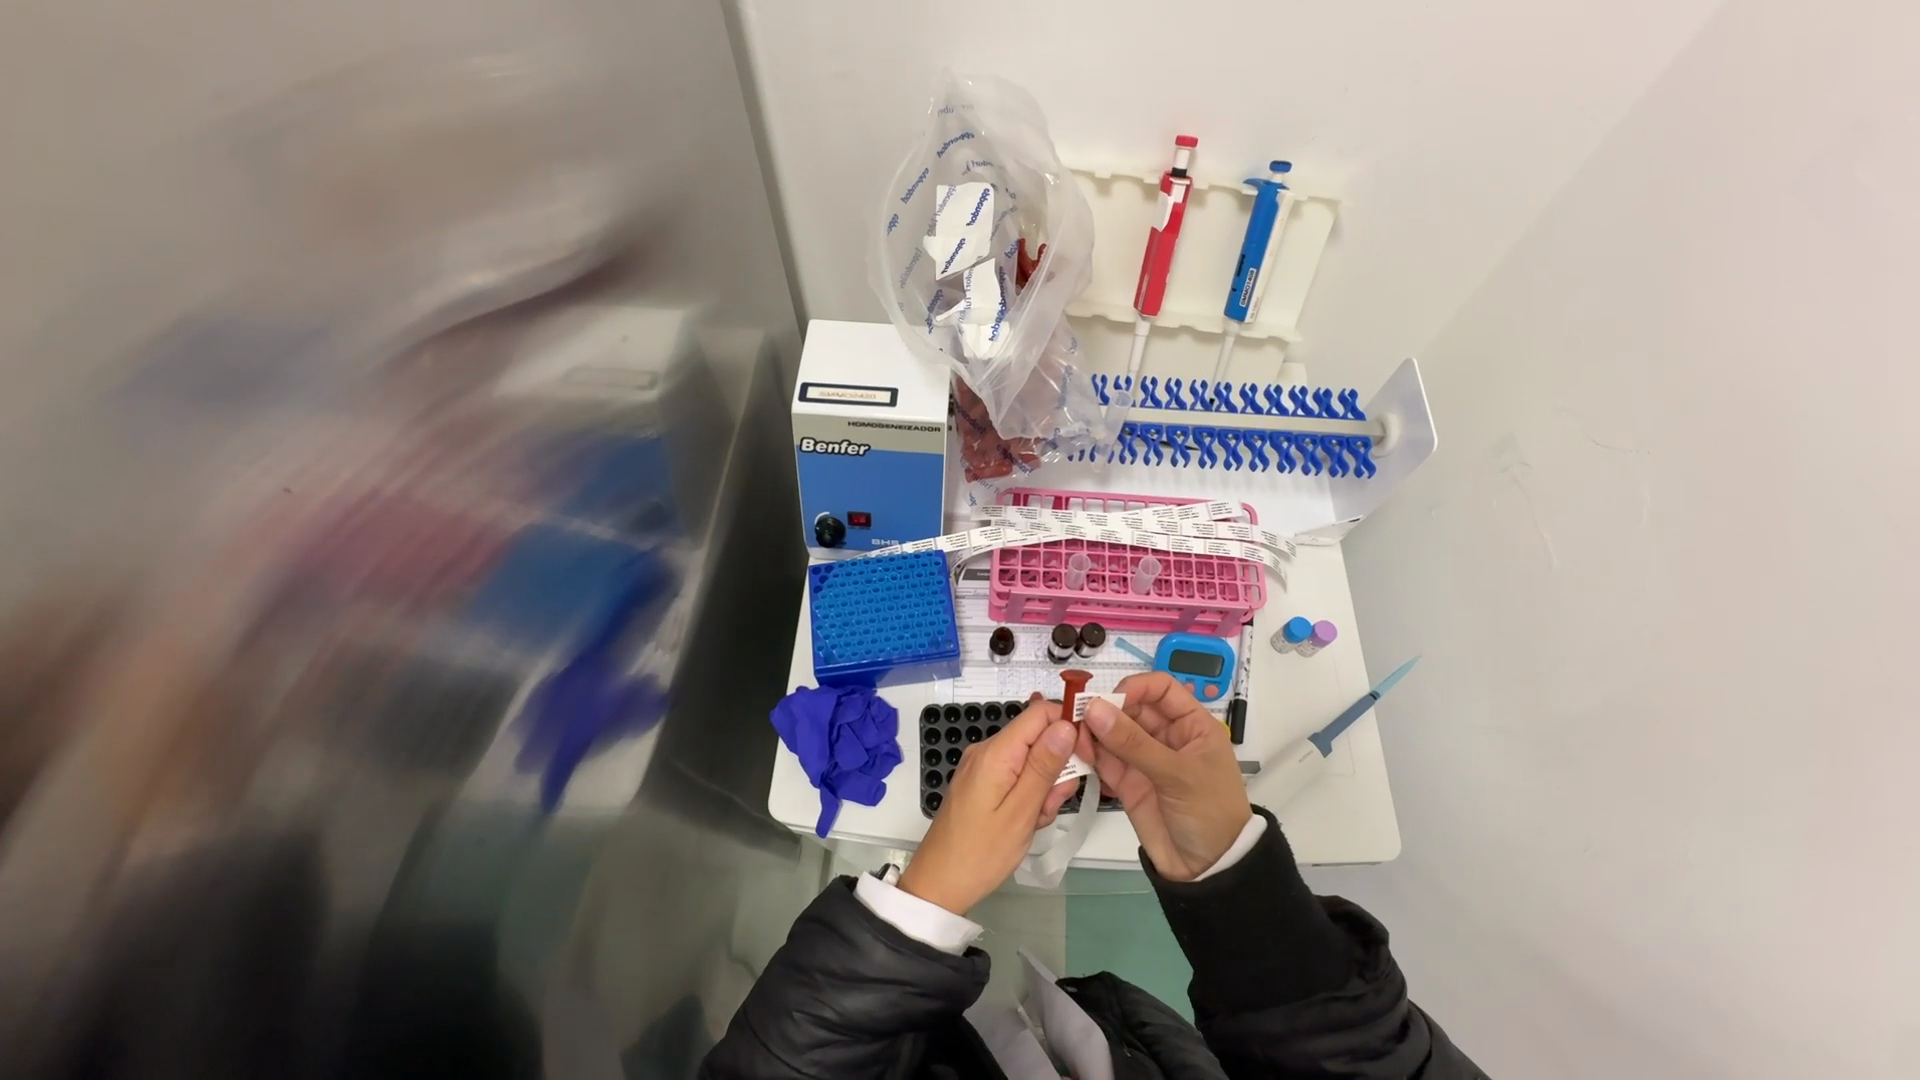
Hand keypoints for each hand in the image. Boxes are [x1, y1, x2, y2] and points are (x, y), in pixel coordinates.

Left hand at [898, 696, 1079, 913]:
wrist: (939, 884)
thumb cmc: (980, 853)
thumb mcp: (1021, 812)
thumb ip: (1044, 766)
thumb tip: (1066, 724)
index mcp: (996, 752)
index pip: (1040, 713)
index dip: (1068, 727)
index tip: (1085, 757)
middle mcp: (987, 750)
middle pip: (1038, 737)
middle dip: (1056, 768)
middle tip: (1051, 805)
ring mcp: (982, 767)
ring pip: (1031, 760)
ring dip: (1044, 787)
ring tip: (1034, 820)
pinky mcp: (982, 782)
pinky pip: (1016, 776)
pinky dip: (1029, 796)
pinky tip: (1025, 822)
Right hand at [1083, 673, 1250, 881]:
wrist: (1208, 871)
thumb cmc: (1210, 813)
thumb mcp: (1178, 775)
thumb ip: (1134, 743)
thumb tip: (1094, 709)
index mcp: (1192, 726)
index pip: (1161, 689)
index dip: (1136, 687)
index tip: (1109, 699)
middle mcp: (1166, 737)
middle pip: (1131, 709)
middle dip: (1107, 710)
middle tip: (1079, 717)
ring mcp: (1145, 760)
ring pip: (1113, 733)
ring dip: (1094, 732)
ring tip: (1074, 738)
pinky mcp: (1127, 782)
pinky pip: (1104, 759)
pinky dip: (1090, 755)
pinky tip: (1078, 754)